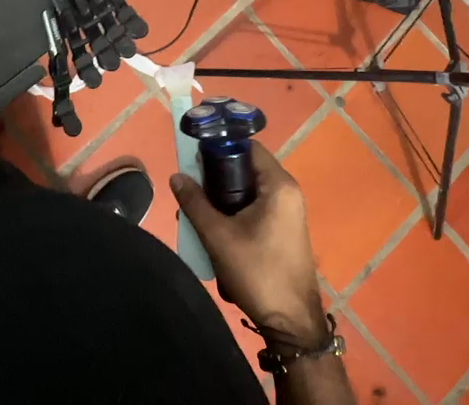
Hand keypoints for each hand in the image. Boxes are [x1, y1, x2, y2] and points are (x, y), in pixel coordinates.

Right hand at [173, 144, 326, 340]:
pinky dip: (237, 210)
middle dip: (218, 175)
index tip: (196, 158)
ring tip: (201, 213)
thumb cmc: (257, 272)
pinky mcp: (286, 229)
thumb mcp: (218, 236)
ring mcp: (290, 211)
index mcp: (279, 185)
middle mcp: (289, 192)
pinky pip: (258, 206)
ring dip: (225, 196)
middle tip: (194, 188)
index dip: (220, 147)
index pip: (248, 146)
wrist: (291, 322)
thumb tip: (176, 176)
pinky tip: (219, 230)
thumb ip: (194, 202)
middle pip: (247, 167)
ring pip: (250, 189)